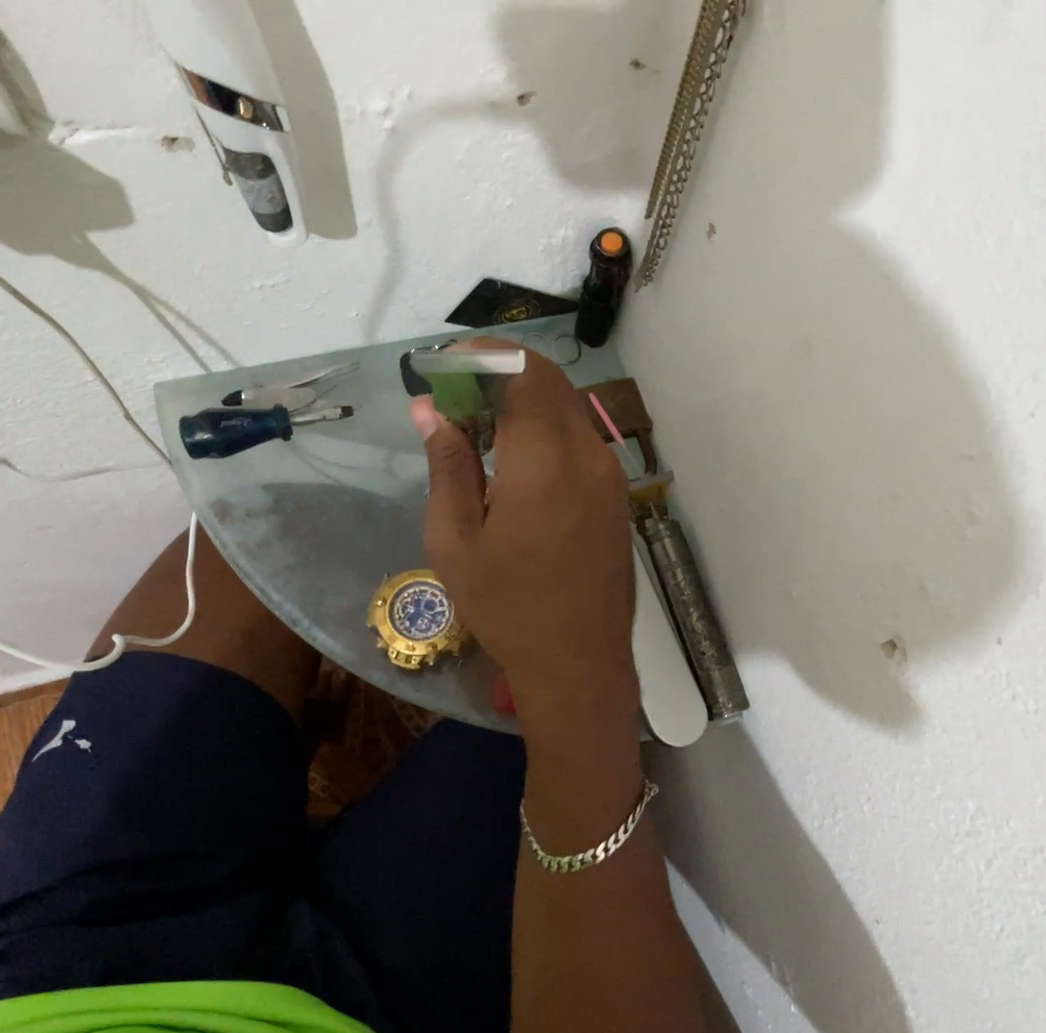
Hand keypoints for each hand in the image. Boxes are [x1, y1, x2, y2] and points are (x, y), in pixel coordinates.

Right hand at [410, 343, 637, 734]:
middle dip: (499, 373)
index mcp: (545, 459)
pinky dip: (546, 432)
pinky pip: (580, 442)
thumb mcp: (456, 541)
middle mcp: (587, 454)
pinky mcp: (617, 497)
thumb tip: (429, 411)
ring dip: (524, 403)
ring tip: (478, 430)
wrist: (580, 665)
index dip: (480, 354)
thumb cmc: (508, 608)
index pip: (521, 369)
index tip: (442, 365)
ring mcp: (610, 475)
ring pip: (567, 409)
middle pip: (548, 381)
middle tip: (454, 397)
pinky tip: (515, 464)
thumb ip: (446, 466)